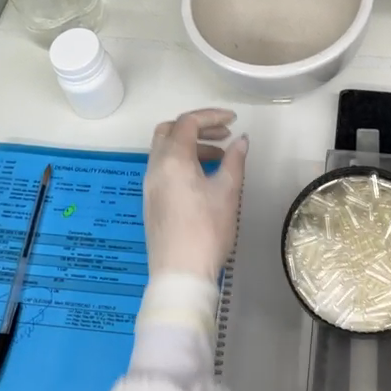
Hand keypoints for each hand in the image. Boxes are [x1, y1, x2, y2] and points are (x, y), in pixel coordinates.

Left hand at [144, 108, 248, 278]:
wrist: (180, 274)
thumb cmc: (206, 229)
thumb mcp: (227, 191)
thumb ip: (234, 160)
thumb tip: (241, 140)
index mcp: (172, 159)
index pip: (188, 122)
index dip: (212, 116)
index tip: (234, 121)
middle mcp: (155, 167)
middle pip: (169, 131)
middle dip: (197, 127)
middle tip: (223, 135)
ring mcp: (150, 186)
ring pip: (165, 150)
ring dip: (191, 145)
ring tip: (219, 158)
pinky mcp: (151, 202)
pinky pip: (164, 168)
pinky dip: (182, 162)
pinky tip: (203, 178)